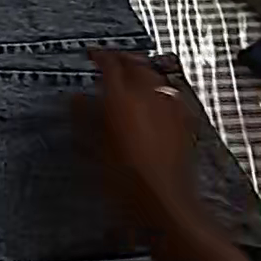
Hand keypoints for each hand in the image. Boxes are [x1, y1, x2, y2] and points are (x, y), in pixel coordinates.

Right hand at [78, 49, 205, 236]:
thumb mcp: (93, 145)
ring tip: (132, 73)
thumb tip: (77, 99)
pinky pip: (171, 95)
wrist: (165, 205)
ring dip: (142, 69)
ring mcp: (169, 109)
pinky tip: (157, 96)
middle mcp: (147, 97)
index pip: (109, 64)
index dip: (99, 55)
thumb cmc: (124, 177)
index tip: (92, 54)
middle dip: (122, 58)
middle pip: (136, 64)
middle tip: (111, 59)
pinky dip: (161, 89)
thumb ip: (84, 116)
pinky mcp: (184, 124)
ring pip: (155, 76)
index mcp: (121, 98)